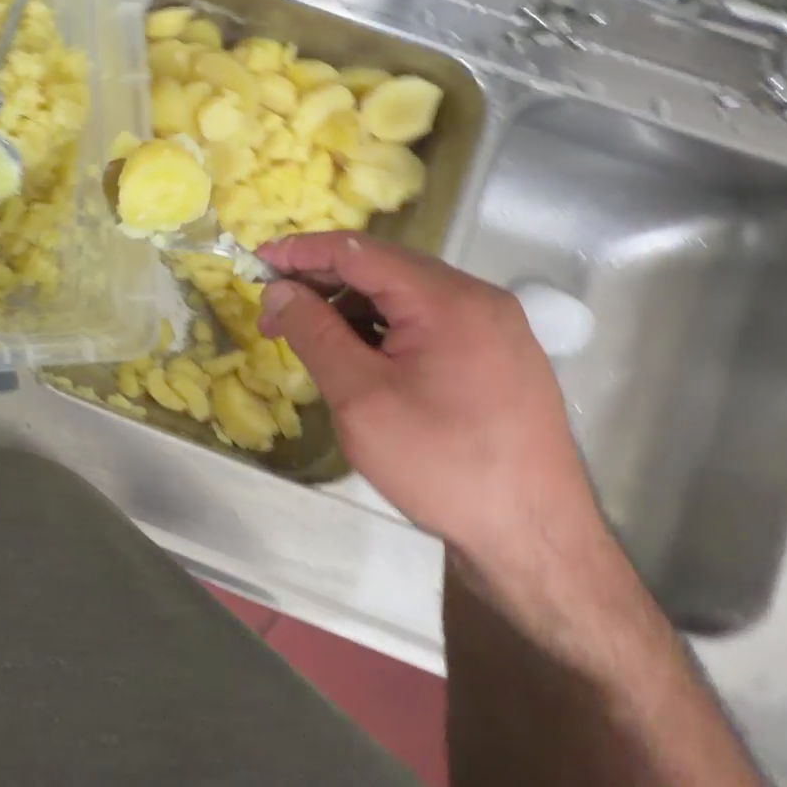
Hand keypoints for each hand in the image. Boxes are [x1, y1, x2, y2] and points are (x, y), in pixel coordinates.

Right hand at [254, 233, 601, 573]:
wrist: (532, 534)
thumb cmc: (440, 462)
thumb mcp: (360, 396)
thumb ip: (315, 333)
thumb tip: (280, 290)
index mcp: (449, 301)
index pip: (360, 252)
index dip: (301, 251)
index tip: (254, 264)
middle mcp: (478, 301)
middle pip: (383, 268)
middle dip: (320, 282)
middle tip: (271, 313)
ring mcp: (494, 328)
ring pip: (403, 295)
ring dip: (347, 307)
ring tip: (305, 338)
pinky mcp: (497, 356)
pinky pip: (425, 321)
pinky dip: (379, 327)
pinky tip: (352, 355)